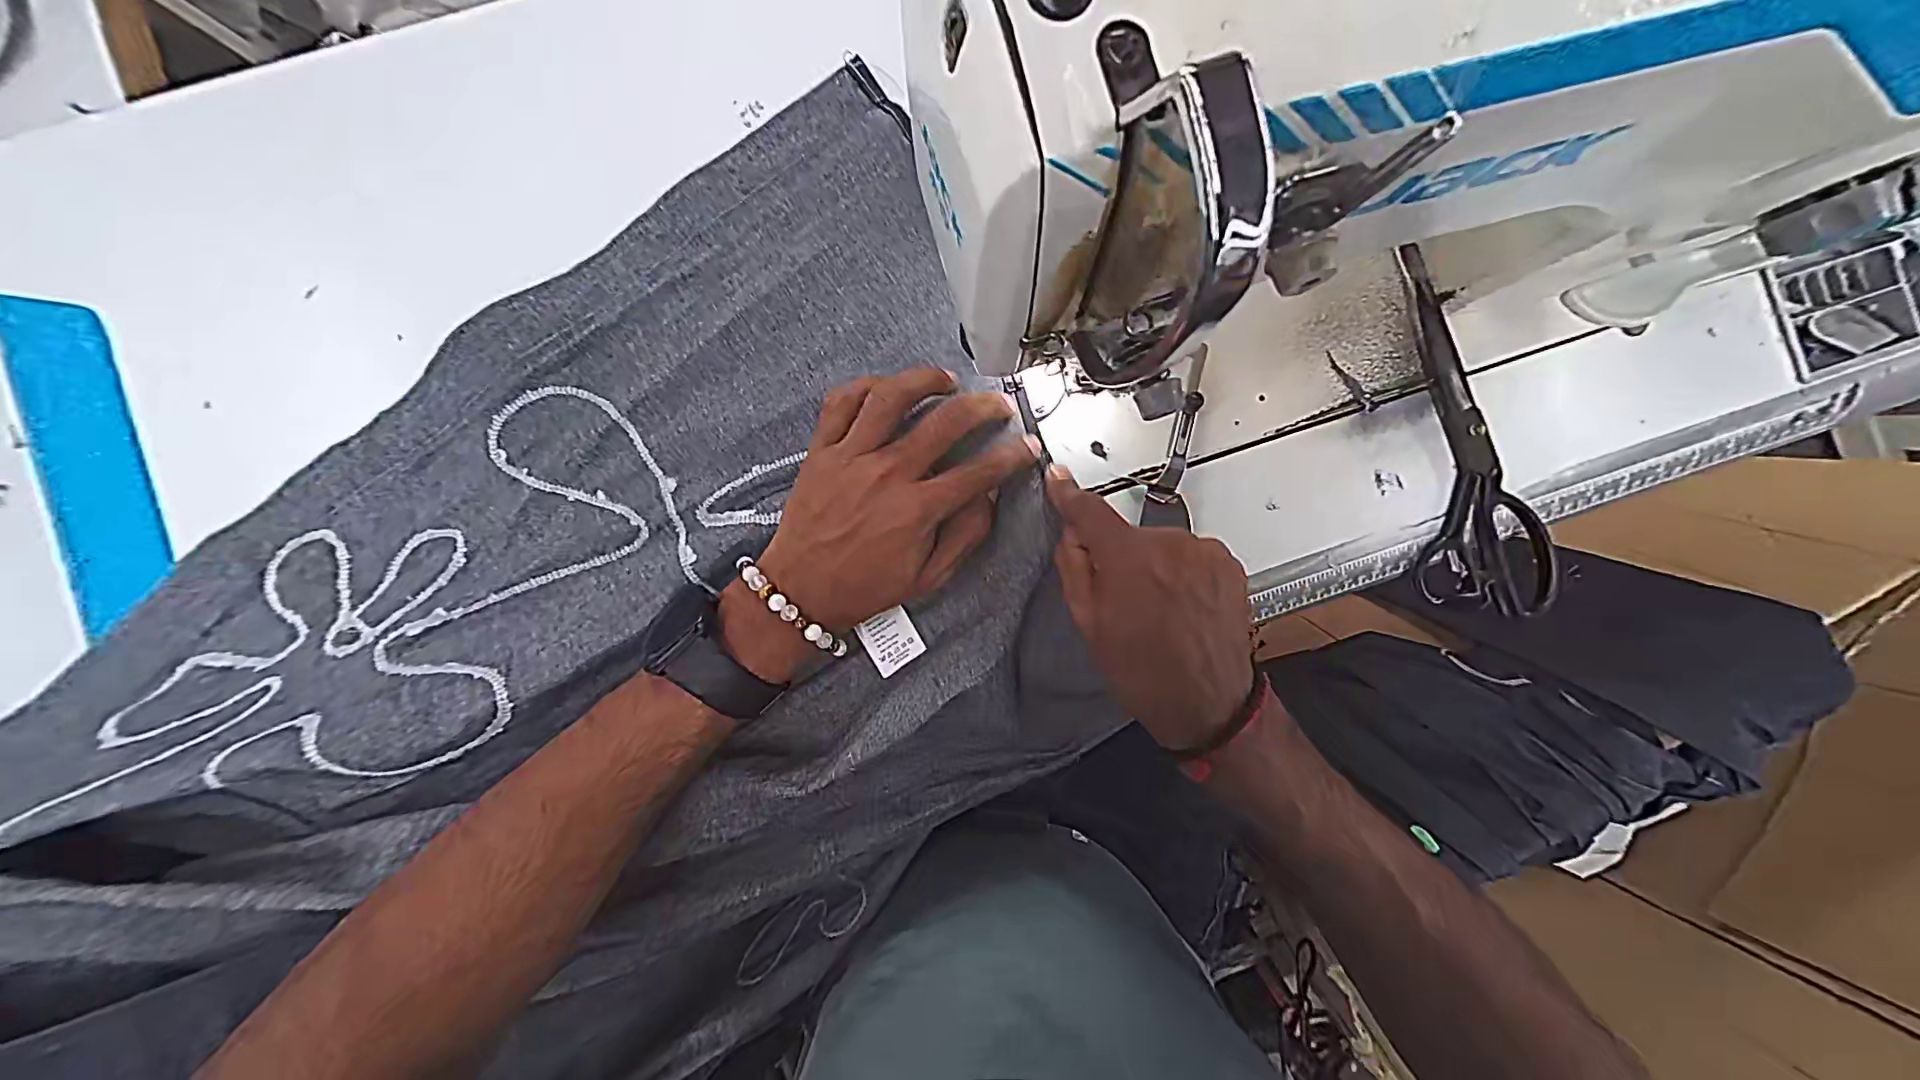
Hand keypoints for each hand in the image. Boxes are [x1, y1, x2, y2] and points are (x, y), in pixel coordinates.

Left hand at [718, 368, 1040, 681]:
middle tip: (996, 405)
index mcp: (916, 510)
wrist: (801, 591)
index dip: (1012, 456)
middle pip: (946, 422)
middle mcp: (886, 475)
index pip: (979, 471)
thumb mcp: (927, 577)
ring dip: (924, 380)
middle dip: (983, 407)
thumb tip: (988, 498)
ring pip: (891, 397)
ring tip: (946, 380)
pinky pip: (841, 403)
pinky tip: (885, 387)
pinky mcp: (822, 451)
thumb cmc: (862, 586)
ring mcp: (851, 458)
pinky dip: (864, 386)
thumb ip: (964, 536)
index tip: (1025, 447)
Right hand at [1047, 465, 1254, 751]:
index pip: (1090, 510)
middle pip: (1128, 532)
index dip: (1069, 494)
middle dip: (1120, 555)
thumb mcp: (1089, 624)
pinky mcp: (1227, 562)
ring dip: (1155, 564)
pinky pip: (1189, 553)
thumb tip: (1073, 535)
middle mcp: (1170, 547)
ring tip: (1159, 609)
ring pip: (1160, 544)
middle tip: (1124, 599)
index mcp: (1128, 560)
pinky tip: (1182, 605)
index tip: (1060, 481)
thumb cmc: (1148, 674)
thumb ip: (1074, 567)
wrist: (1207, 703)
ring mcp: (1203, 553)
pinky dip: (1182, 571)